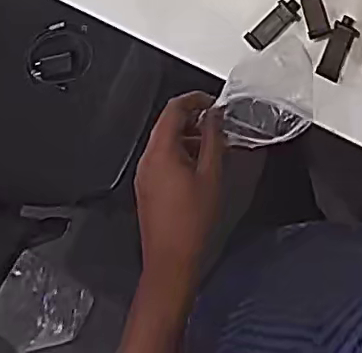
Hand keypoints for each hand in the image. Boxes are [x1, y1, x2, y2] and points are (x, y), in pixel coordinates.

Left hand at [134, 92, 225, 279]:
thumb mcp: (211, 172)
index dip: (195, 99)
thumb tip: (215, 116)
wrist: (171, 262)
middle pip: (167, 123)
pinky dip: (181, 151)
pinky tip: (200, 163)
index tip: (212, 102)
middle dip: (193, 117)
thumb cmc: (191, 221)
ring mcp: (144, 174)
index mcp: (161, 152)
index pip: (173, 109)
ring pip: (165, 140)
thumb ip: (213, 137)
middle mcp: (147, 160)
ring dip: (189, 135)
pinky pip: (162, 157)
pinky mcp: (147, 187)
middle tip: (216, 122)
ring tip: (213, 144)